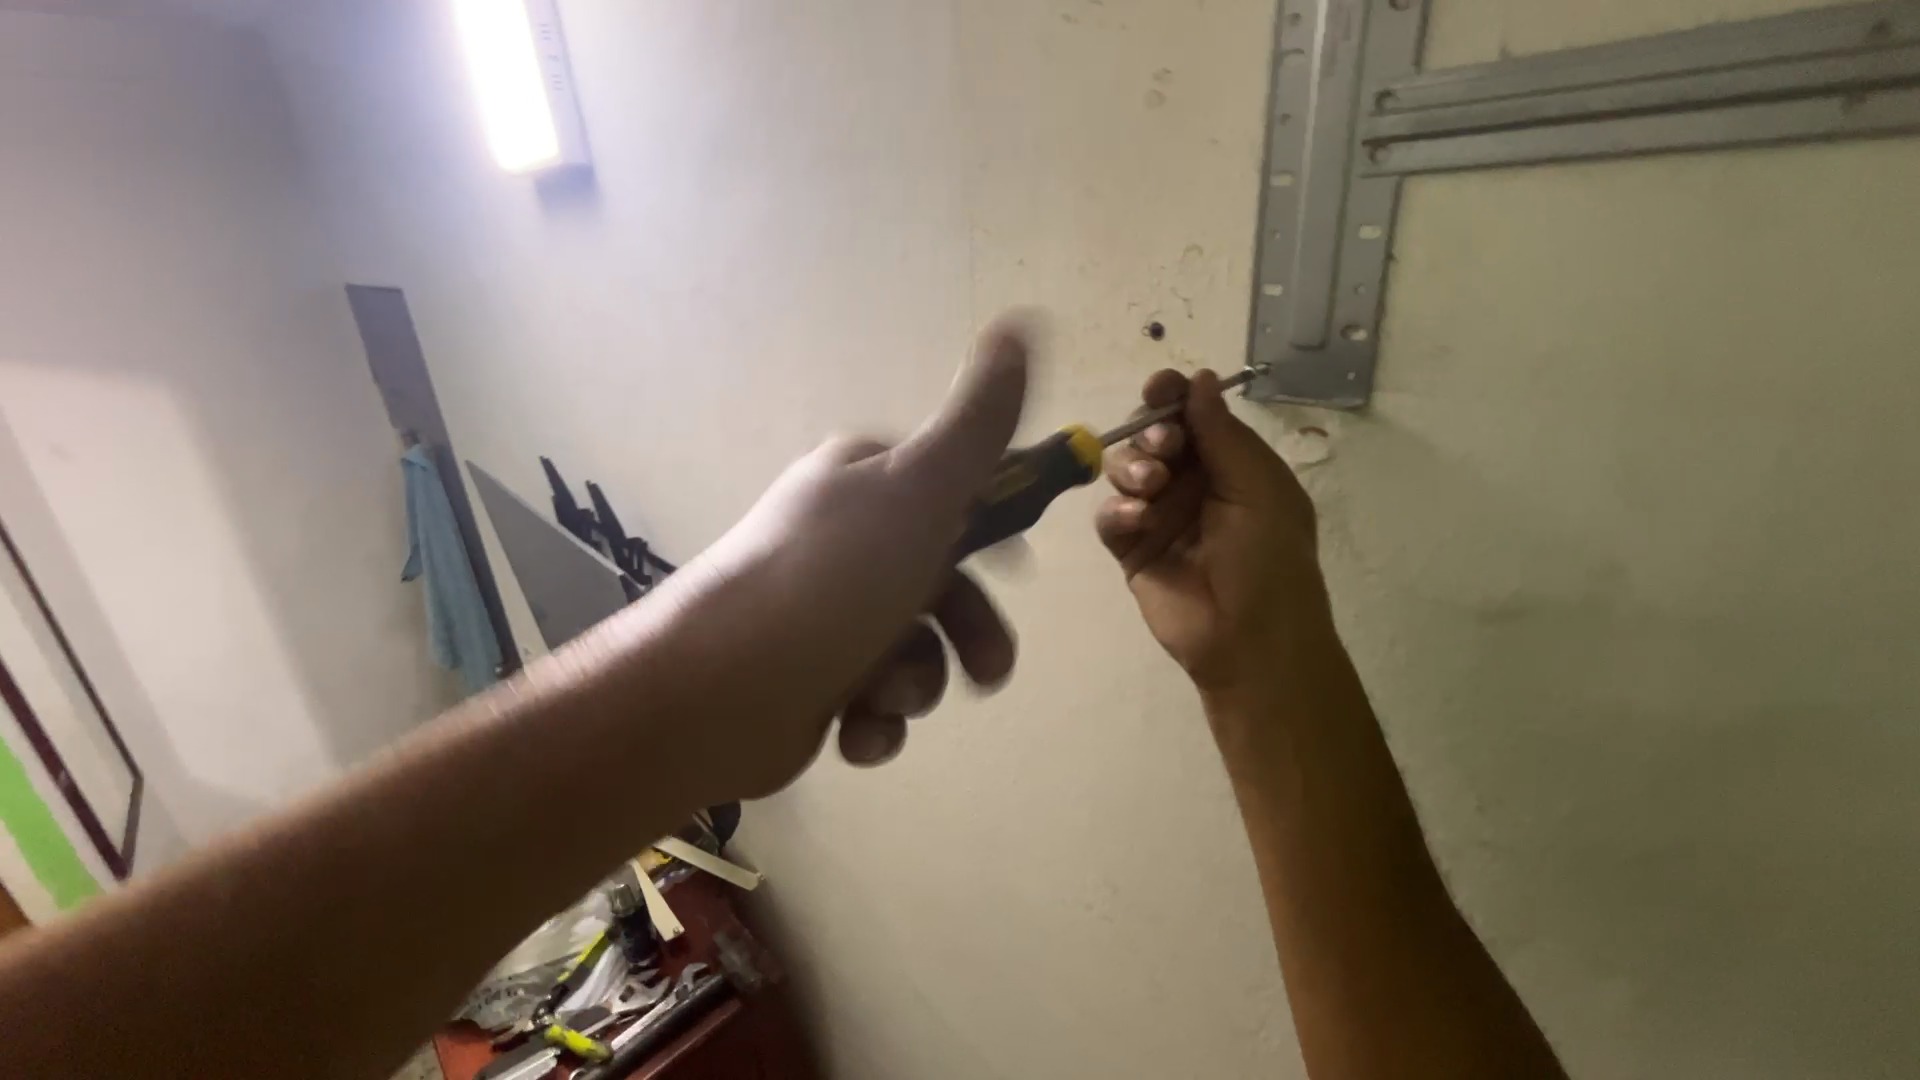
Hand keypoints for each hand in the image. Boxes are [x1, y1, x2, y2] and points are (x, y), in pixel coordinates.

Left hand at [602, 316, 1030, 802]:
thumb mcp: (916, 488)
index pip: (947, 498)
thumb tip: (1018, 328)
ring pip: (915, 654)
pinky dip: (876, 723)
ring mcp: (826, 620)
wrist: (716, 692)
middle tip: (987, 670)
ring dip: (915, 683)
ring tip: (886, 696)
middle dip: (970, 633)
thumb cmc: (828, 580)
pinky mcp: (812, 687)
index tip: (1016, 570)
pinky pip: (875, 705)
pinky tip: (856, 730)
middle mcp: (845, 547)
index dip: (988, 536)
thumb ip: (976, 424)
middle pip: (941, 588)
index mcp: (865, 490)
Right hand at [1094, 369, 1329, 695]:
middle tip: (1163, 447)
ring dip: (1132, 468)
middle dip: (1150, 432)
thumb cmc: (1270, 558)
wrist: (1250, 638)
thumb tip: (1199, 378)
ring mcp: (1158, 516)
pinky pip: (1110, 516)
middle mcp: (1190, 484)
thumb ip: (1222, 433)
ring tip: (1151, 487)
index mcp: (1229, 464)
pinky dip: (1116, 510)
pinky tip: (1135, 518)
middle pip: (1150, 436)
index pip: (1191, 415)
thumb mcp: (1258, 487)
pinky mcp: (1131, 549)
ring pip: (1124, 470)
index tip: (1157, 388)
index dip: (1171, 396)